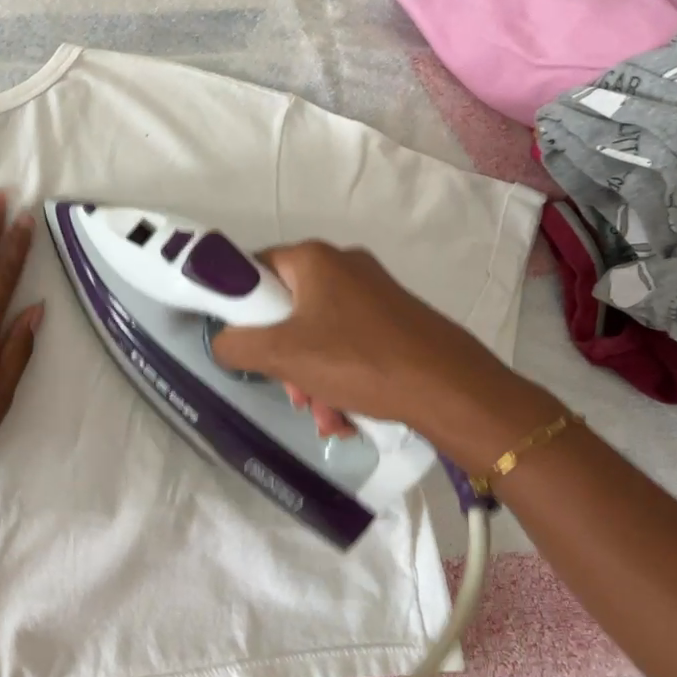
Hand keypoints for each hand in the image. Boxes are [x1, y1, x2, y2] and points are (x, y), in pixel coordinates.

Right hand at [209, 242, 533, 445]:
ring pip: (317, 333)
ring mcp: (374, 293)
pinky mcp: (396, 320)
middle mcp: (343, 265)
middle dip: (282, 358)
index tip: (242, 343)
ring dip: (311, 378)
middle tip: (291, 392)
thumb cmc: (360, 361)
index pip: (252, 270)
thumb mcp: (282, 355)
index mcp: (312, 258)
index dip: (238, 306)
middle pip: (285, 308)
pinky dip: (340, 378)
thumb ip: (235, 345)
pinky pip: (348, 344)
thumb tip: (222, 343)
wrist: (454, 392)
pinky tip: (347, 415)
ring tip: (326, 418)